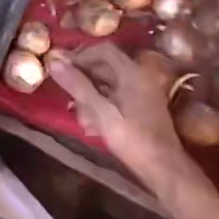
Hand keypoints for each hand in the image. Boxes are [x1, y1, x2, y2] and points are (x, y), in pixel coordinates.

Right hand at [48, 45, 200, 201]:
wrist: (164, 169)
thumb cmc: (132, 138)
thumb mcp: (100, 111)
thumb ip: (78, 85)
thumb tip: (54, 62)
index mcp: (133, 73)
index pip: (103, 50)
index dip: (80, 55)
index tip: (62, 67)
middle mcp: (140, 78)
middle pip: (105, 66)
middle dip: (82, 77)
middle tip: (64, 90)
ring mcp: (142, 93)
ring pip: (108, 83)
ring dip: (89, 94)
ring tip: (76, 112)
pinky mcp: (142, 108)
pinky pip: (116, 97)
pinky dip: (100, 104)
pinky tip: (90, 123)